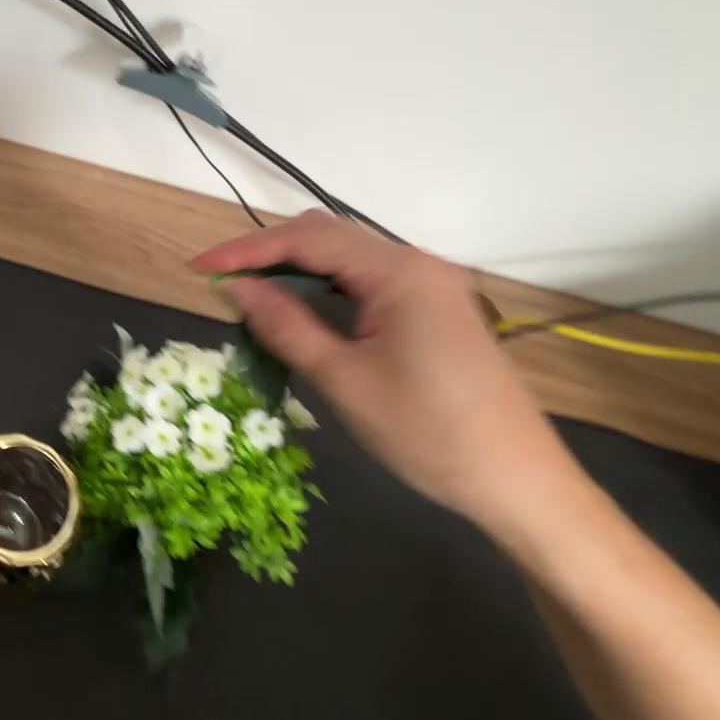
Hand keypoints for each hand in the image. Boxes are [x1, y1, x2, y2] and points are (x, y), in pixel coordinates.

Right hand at [192, 211, 583, 533]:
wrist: (522, 485)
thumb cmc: (428, 434)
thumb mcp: (343, 380)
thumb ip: (285, 324)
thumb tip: (235, 287)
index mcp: (397, 272)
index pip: (305, 240)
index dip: (244, 250)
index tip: (198, 267)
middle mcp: (416, 263)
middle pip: (326, 235)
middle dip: (267, 251)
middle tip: (221, 280)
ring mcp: (430, 284)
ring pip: (346, 254)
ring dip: (294, 266)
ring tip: (249, 291)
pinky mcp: (434, 307)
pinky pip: (366, 278)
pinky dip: (324, 283)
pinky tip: (301, 306)